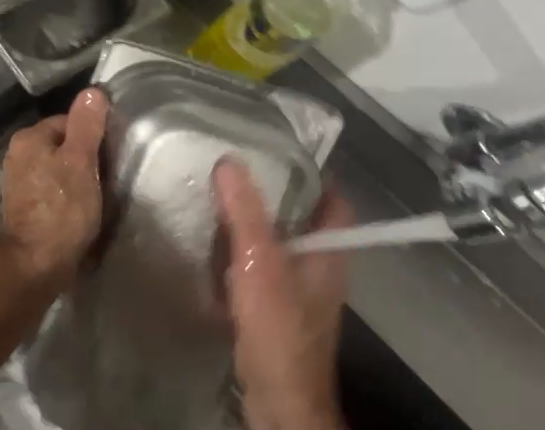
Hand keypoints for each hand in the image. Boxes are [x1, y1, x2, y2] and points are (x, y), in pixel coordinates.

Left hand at [0, 88, 107, 288]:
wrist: (37, 260)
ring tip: (100, 193)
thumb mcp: (81, 162)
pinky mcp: (25, 203)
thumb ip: (86, 126)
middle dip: (85, 156)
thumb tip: (93, 90)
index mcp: (28, 138)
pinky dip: (67, 193)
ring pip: (56, 167)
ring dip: (77, 176)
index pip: (66, 121)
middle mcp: (18, 153)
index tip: (113, 153)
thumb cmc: (63, 208)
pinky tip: (83, 208)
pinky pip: (52, 187)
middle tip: (110, 176)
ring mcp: (18, 179)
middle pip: (61, 144)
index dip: (92, 134)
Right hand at [214, 160, 354, 429]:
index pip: (335, 203)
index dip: (312, 175)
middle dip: (271, 193)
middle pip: (301, 219)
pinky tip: (209, 243)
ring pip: (277, 242)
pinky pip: (257, 265)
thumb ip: (245, 214)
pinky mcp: (274, 308)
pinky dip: (237, 249)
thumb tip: (229, 160)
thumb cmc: (278, 326)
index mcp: (329, 255)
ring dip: (250, 221)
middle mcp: (319, 269)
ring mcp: (297, 291)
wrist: (279, 396)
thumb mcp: (259, 263)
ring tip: (213, 196)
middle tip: (232, 166)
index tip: (275, 149)